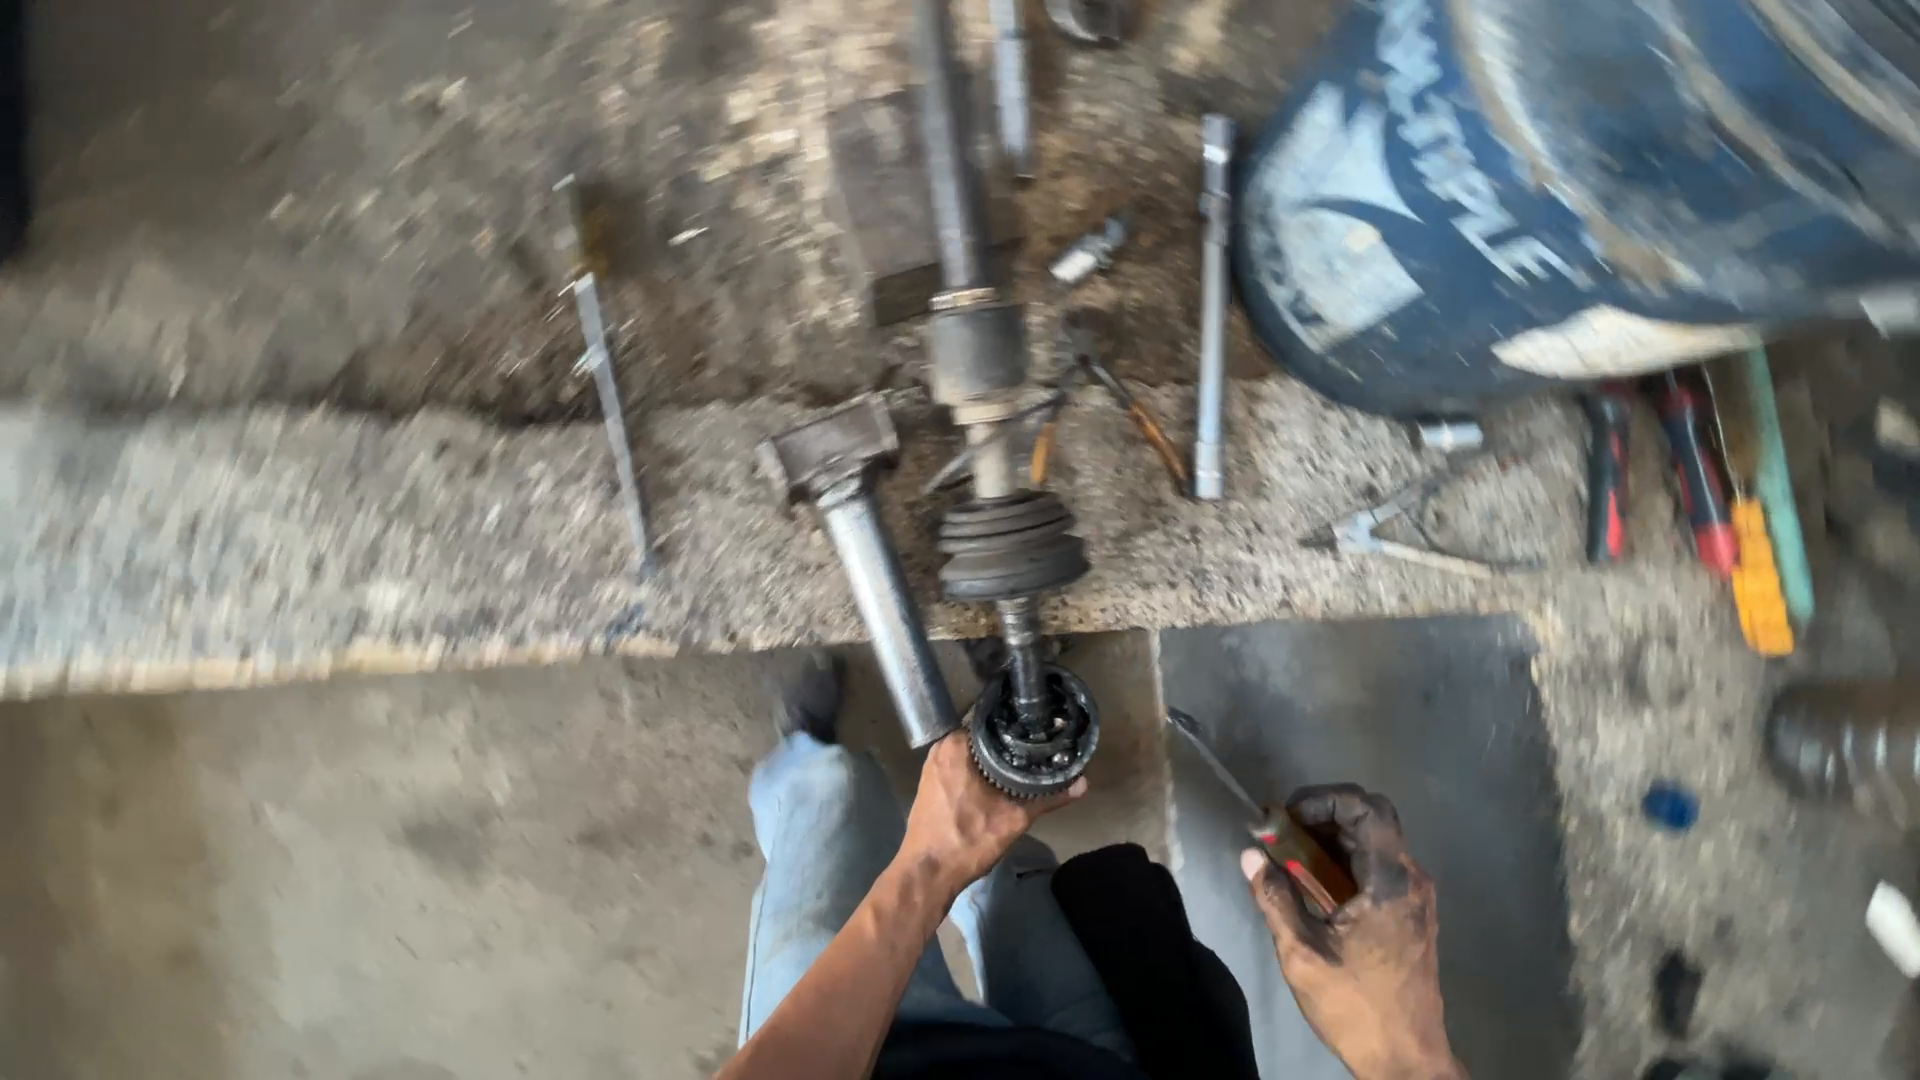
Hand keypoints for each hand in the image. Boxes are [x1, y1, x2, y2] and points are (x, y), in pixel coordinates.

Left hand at [898, 731, 1085, 901]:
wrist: (927, 874)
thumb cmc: (967, 840)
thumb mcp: (1014, 819)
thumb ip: (1048, 797)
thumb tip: (1084, 783)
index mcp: (957, 744)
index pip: (994, 721)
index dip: (1018, 726)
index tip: (1040, 730)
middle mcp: (942, 747)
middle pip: (984, 737)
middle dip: (1008, 744)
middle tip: (1038, 748)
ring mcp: (933, 765)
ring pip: (972, 753)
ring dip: (993, 759)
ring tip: (1023, 762)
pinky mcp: (931, 782)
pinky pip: (960, 766)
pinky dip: (978, 771)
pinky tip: (998, 781)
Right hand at [1242, 785, 1464, 1079]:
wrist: (1408, 1063)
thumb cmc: (1356, 1007)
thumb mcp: (1302, 953)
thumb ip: (1275, 898)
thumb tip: (1250, 855)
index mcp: (1390, 883)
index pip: (1366, 808)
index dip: (1323, 799)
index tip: (1287, 818)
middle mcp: (1411, 880)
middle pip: (1371, 816)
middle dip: (1322, 813)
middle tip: (1284, 830)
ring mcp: (1415, 896)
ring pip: (1373, 839)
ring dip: (1330, 836)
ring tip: (1289, 855)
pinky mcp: (1410, 912)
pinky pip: (1376, 863)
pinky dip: (1342, 858)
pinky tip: (1312, 881)